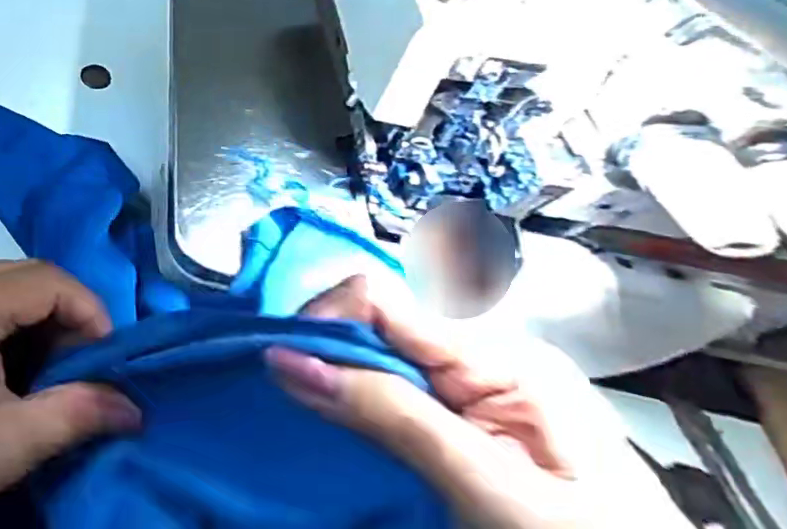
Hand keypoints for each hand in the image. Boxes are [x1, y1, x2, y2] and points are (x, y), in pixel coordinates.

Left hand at [0, 260, 142, 528]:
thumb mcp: (12, 440)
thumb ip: (77, 413)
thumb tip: (133, 405)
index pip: (48, 279)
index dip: (90, 312)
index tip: (112, 363)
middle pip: (28, 275)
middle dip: (69, 315)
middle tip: (89, 370)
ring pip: (8, 285)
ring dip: (43, 320)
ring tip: (60, 374)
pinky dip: (15, 324)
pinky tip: (22, 368)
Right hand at [266, 275, 687, 528]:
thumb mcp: (490, 489)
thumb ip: (388, 414)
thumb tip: (281, 357)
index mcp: (505, 355)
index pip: (378, 298)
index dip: (322, 323)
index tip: (283, 369)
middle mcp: (486, 353)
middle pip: (371, 320)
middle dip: (323, 352)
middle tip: (290, 397)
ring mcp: (477, 384)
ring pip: (373, 351)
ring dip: (334, 377)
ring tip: (311, 413)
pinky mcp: (465, 414)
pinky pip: (388, 383)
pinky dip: (354, 399)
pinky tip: (343, 423)